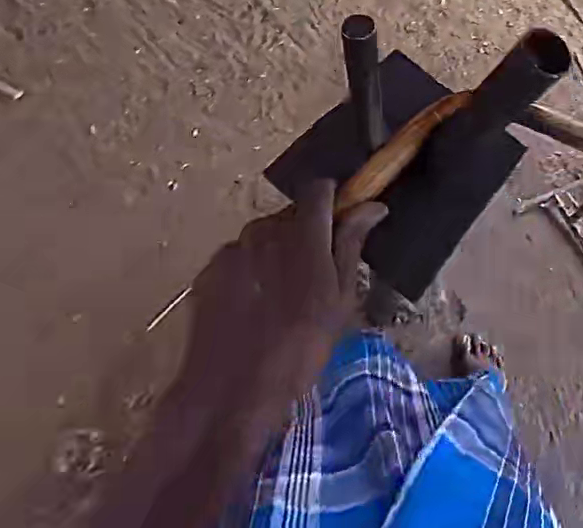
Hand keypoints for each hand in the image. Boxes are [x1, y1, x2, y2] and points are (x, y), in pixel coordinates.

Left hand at [179, 179, 386, 424]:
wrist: (229, 394)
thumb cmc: (298, 350)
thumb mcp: (339, 301)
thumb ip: (351, 244)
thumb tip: (373, 206)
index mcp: (302, 233)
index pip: (319, 188)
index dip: (331, 199)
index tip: (339, 221)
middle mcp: (264, 229)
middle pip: (291, 216)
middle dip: (304, 236)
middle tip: (311, 278)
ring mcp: (232, 248)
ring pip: (263, 238)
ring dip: (275, 255)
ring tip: (278, 301)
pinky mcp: (209, 269)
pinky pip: (238, 259)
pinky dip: (248, 273)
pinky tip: (250, 310)